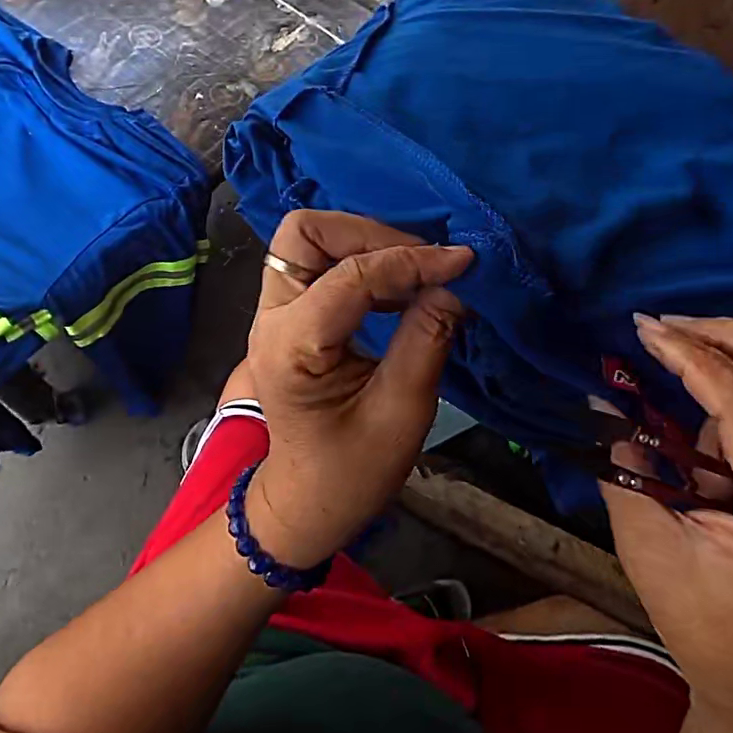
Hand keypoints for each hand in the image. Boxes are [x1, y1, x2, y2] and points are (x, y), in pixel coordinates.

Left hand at [243, 210, 473, 567]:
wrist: (306, 499)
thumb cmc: (353, 471)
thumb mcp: (402, 410)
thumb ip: (427, 338)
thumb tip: (454, 284)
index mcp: (292, 347)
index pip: (351, 276)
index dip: (411, 261)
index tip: (461, 262)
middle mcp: (271, 318)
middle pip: (306, 233)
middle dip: (368, 234)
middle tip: (422, 262)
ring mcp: (272, 313)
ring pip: (307, 240)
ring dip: (362, 244)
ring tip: (414, 271)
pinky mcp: (287, 316)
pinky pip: (316, 263)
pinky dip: (357, 261)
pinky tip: (396, 285)